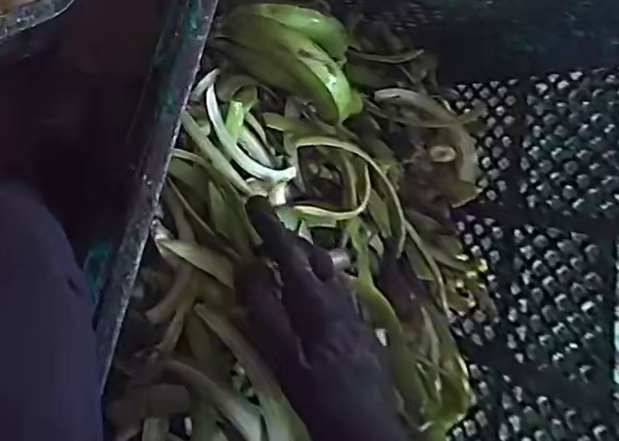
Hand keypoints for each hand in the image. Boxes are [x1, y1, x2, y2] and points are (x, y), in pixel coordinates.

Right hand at [238, 199, 408, 440]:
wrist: (372, 438)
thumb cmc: (320, 398)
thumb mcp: (281, 357)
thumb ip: (263, 308)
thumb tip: (246, 265)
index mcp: (318, 304)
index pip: (290, 252)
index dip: (270, 226)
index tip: (252, 201)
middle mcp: (341, 303)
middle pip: (315, 257)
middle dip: (288, 240)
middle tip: (263, 236)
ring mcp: (357, 319)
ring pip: (329, 274)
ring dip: (304, 259)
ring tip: (281, 263)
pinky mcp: (365, 336)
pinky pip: (338, 293)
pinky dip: (316, 281)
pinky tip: (307, 299)